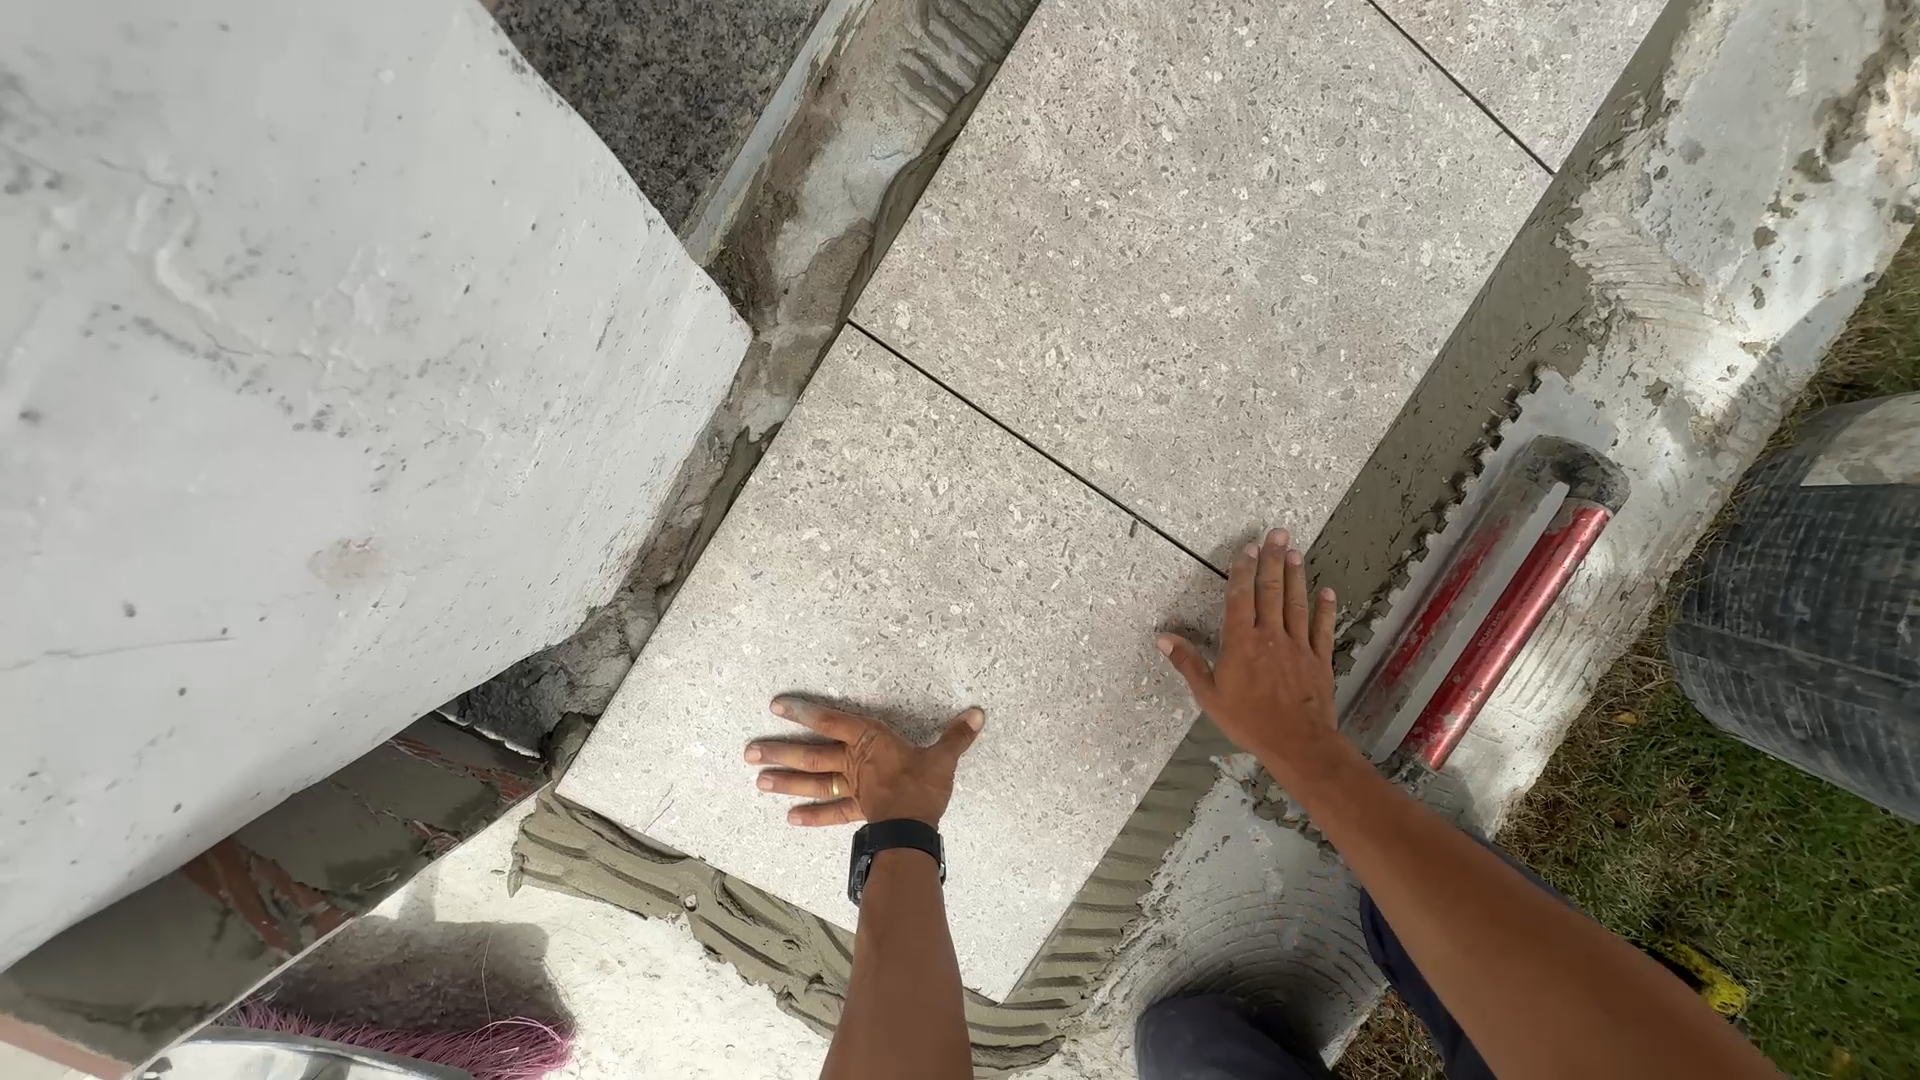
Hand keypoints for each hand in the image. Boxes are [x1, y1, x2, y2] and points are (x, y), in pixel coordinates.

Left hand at [746, 697, 984, 826]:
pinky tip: (790, 817)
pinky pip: (830, 813)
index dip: (805, 712)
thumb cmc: (923, 787)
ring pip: (813, 781)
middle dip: (780, 751)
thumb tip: (978, 713)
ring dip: (785, 781)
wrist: (914, 828)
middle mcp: (854, 762)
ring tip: (758, 780)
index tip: (776, 707)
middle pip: (812, 754)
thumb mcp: (942, 757)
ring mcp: (851, 788)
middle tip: (749, 751)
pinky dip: (811, 815)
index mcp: (871, 741)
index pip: (832, 721)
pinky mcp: (856, 811)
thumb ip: (957, 735)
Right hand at [1157, 527, 1346, 773]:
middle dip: (1273, 560)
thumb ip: (1188, 662)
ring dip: (1296, 576)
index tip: (1247, 547)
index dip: (1243, 570)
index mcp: (1241, 642)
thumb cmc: (1248, 721)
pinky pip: (1322, 628)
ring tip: (1294, 552)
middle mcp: (1271, 636)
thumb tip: (1163, 637)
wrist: (1298, 743)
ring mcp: (1298, 646)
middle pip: (1271, 590)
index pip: (1241, 597)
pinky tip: (1328, 591)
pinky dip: (1326, 608)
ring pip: (1297, 603)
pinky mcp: (1319, 659)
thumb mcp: (1209, 695)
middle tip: (1277, 533)